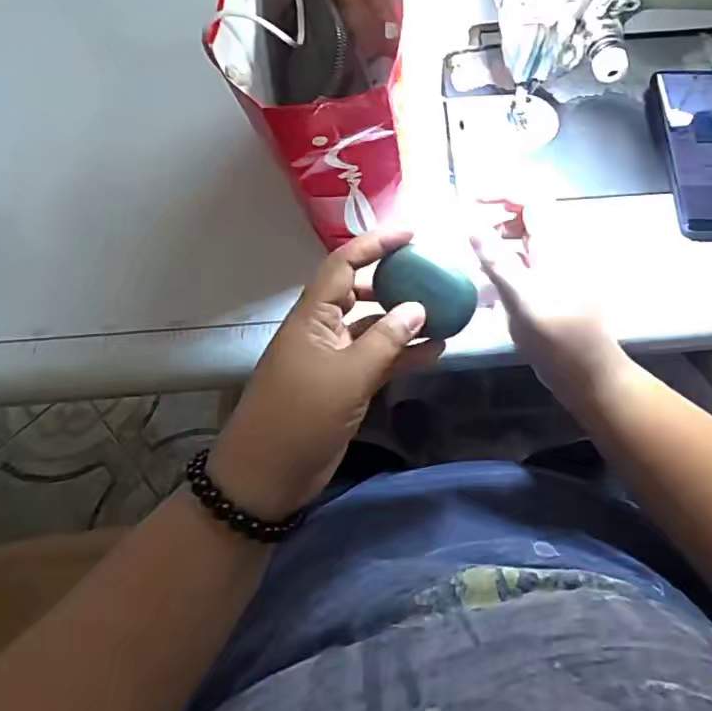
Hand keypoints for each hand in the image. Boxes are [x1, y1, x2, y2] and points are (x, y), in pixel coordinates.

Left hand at [207, 229, 441, 517]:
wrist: (267, 475)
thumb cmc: (301, 416)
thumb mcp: (349, 375)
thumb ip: (387, 339)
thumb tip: (419, 307)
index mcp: (313, 316)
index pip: (344, 265)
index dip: (376, 244)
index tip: (411, 234)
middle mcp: (324, 329)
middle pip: (361, 292)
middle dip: (394, 280)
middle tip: (432, 275)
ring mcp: (334, 358)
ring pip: (374, 327)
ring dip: (405, 320)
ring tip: (444, 312)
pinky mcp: (345, 385)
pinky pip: (379, 359)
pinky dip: (404, 353)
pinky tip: (436, 350)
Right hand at [470, 208, 628, 400]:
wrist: (588, 373)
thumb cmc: (557, 336)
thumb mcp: (521, 298)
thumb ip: (496, 260)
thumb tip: (471, 227)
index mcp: (555, 245)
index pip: (530, 198)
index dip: (501, 193)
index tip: (470, 201)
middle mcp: (557, 251)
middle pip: (525, 217)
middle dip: (493, 222)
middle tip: (467, 240)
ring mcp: (554, 271)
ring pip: (522, 244)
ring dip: (496, 250)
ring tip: (471, 269)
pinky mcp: (550, 290)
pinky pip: (523, 268)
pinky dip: (503, 272)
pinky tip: (485, 294)